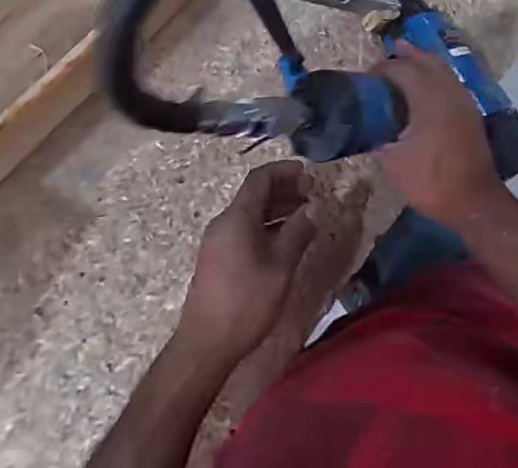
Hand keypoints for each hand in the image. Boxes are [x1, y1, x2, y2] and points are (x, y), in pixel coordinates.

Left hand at [178, 160, 317, 361]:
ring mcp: (218, 241)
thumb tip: (312, 209)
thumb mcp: (280, 267)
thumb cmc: (246, 303)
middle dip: (285, 189)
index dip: (286, 171)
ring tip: (305, 215)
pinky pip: (245, 229)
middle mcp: (224, 222)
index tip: (310, 174)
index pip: (260, 178)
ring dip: (277, 208)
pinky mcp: (218, 259)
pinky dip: (267, 226)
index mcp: (237, 217)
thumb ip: (298, 232)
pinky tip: (285, 240)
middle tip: (312, 194)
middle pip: (255, 193)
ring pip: (251, 213)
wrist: (204, 346)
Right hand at [373, 45, 504, 226]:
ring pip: (441, 69)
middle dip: (405, 56)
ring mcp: (463, 101)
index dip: (383, 68)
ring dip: (422, 62)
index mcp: (428, 98)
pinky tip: (424, 87)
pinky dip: (434, 75)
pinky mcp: (470, 113)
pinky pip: (450, 82)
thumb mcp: (393, 162)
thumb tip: (368, 126)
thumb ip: (378, 137)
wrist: (474, 202)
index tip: (366, 75)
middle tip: (384, 58)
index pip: (403, 69)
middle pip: (426, 61)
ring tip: (403, 61)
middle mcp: (449, 91)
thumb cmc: (431, 181)